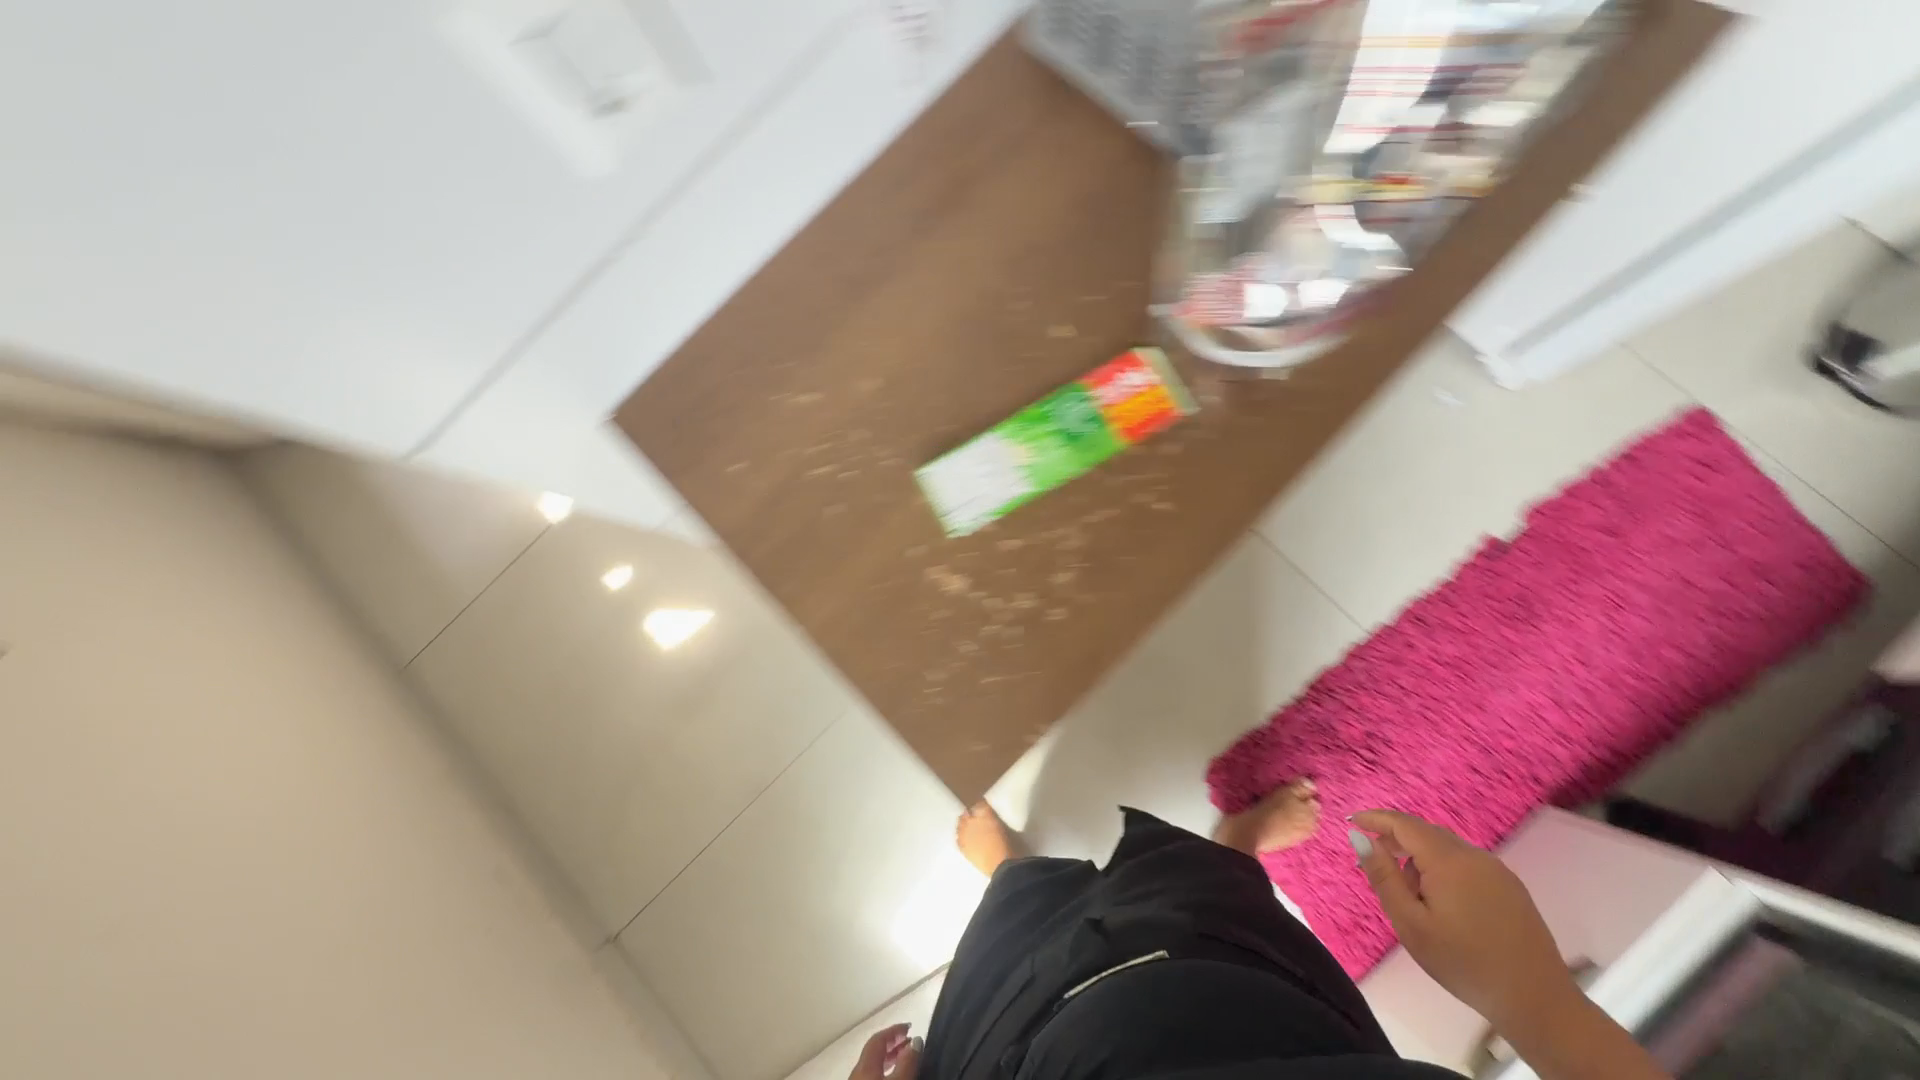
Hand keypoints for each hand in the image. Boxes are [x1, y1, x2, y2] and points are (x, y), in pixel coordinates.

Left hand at [848, 1023, 921, 1079]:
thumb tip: (917, 1040)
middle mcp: (857, 1071)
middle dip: (892, 1041)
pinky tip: (895, 1074)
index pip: (878, 1037)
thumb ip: (907, 1062)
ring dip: (890, 1056)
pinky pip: (872, 1073)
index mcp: (864, 1063)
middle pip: (874, 1049)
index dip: (894, 1029)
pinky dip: (885, 1068)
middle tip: (909, 1039)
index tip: (909, 1025)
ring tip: (905, 1056)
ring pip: (873, 1063)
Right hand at [1349, 809, 1580, 1030]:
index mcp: (1448, 861)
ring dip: (1420, 858)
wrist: (1536, 1000)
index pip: (1404, 824)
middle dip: (1396, 840)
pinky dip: (1443, 869)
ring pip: (1447, 849)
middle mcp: (1474, 856)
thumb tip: (1360, 837)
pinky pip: (1466, 863)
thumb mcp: (1411, 923)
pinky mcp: (1511, 887)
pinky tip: (1442, 902)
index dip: (1375, 819)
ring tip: (1410, 895)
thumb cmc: (1463, 963)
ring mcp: (1497, 870)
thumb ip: (1383, 877)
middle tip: (1375, 863)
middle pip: (1426, 832)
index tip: (1352, 822)